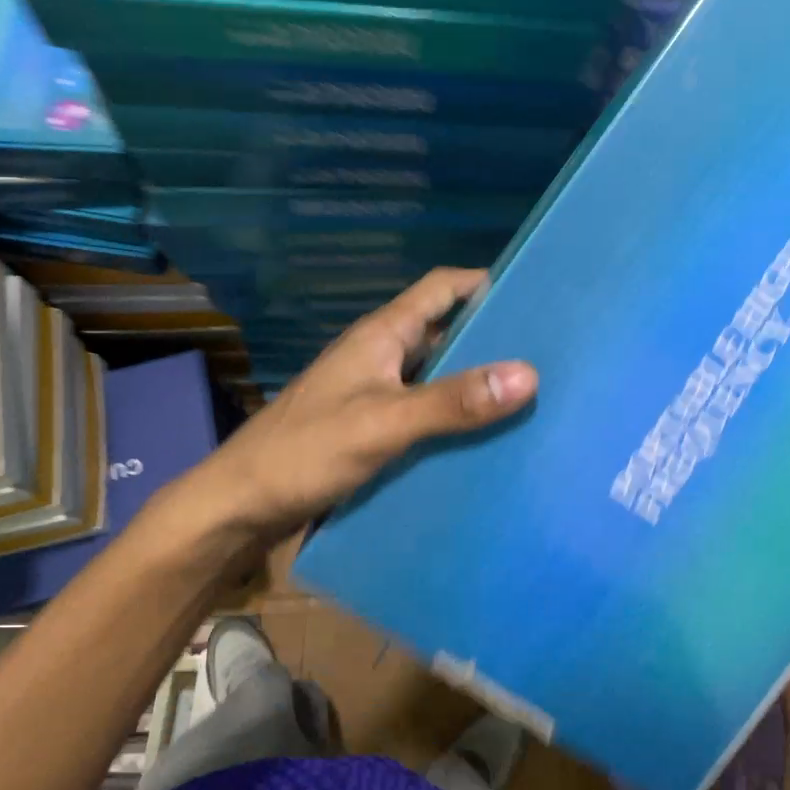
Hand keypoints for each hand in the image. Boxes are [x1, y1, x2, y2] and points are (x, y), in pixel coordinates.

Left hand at [179, 268, 538, 540]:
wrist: (239, 506)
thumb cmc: (306, 451)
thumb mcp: (385, 423)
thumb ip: (453, 401)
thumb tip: (529, 374)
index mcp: (382, 335)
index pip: (442, 288)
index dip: (486, 283)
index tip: (537, 294)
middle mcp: (381, 355)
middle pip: (445, 331)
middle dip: (493, 338)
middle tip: (549, 355)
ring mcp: (374, 392)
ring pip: (436, 374)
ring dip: (474, 382)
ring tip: (531, 398)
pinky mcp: (371, 427)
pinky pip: (424, 411)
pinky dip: (454, 417)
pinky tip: (485, 440)